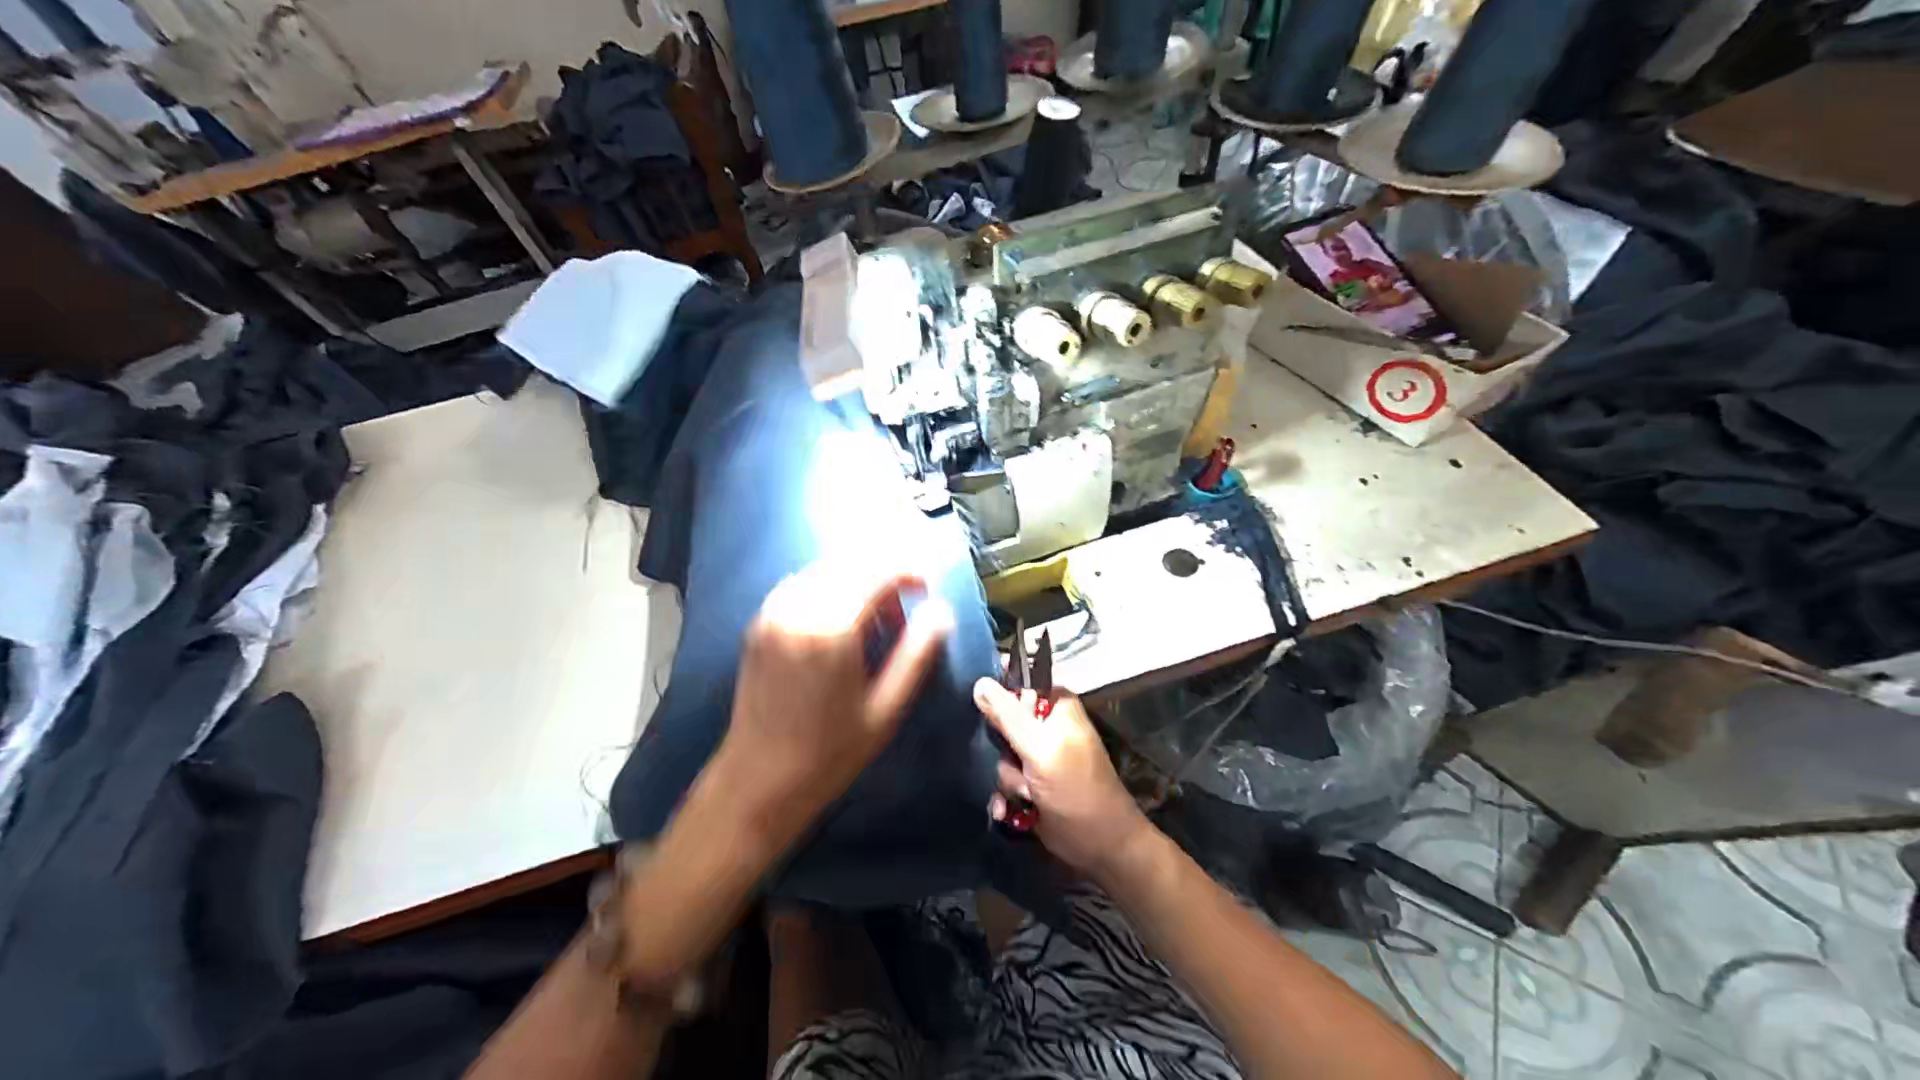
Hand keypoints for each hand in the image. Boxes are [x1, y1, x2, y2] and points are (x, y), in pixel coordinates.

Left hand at [709, 559, 952, 842]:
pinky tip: (838, 623)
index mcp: (831, 627)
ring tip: (872, 623)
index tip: (927, 590)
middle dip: (883, 576)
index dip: (908, 572)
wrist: (758, 780)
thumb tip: (942, 611)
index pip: (877, 572)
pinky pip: (800, 584)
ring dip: (855, 581)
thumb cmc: (830, 752)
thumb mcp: (886, 709)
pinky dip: (827, 588)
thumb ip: (917, 653)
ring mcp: (773, 612)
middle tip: (901, 615)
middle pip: (850, 564)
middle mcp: (798, 608)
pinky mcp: (759, 623)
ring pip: (824, 570)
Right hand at [974, 679, 1152, 881]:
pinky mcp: (1028, 783)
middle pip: (1001, 722)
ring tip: (1028, 794)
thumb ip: (1010, 716)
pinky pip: (1002, 780)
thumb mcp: (1042, 749)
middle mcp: (1045, 726)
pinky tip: (1009, 811)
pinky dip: (1005, 796)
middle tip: (1019, 765)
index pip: (1019, 684)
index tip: (987, 715)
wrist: (1100, 845)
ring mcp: (1036, 756)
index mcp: (1056, 706)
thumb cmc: (1077, 790)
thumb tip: (979, 682)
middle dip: (1003, 750)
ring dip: (1008, 779)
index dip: (998, 697)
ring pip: (998, 755)